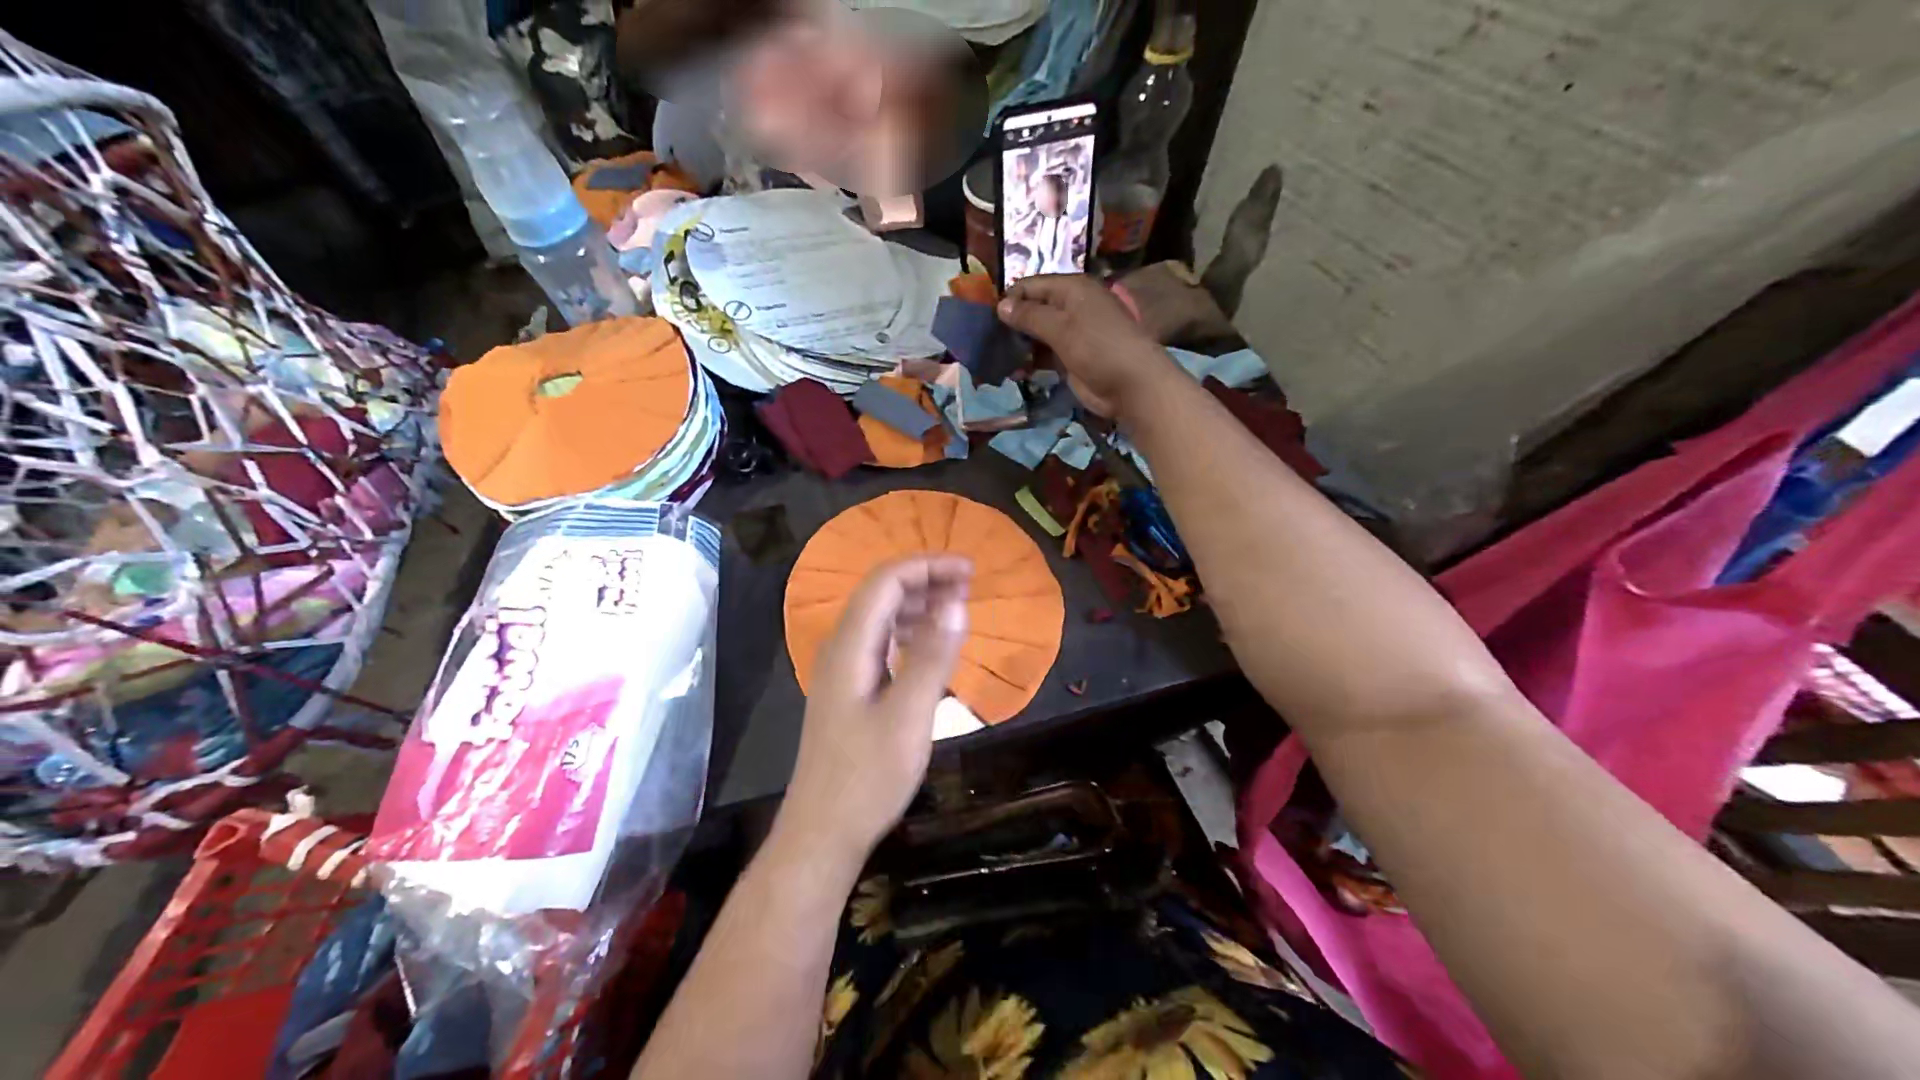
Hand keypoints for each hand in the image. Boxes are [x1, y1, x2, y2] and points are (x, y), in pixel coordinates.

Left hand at [778, 555, 971, 860]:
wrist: (823, 832)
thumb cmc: (868, 777)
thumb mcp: (909, 716)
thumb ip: (933, 657)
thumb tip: (956, 602)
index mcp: (849, 646)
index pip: (885, 581)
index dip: (927, 567)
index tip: (971, 572)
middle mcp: (840, 649)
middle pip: (880, 594)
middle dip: (926, 581)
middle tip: (971, 588)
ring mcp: (842, 671)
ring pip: (880, 619)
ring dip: (918, 606)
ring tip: (958, 610)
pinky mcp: (849, 691)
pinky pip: (880, 645)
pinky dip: (909, 634)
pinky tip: (932, 648)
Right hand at [996, 273, 1181, 417]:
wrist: (1131, 385)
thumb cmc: (1098, 347)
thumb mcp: (1061, 328)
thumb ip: (1029, 316)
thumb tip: (1000, 305)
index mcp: (1071, 289)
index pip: (1031, 286)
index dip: (1009, 299)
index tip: (986, 319)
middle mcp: (1070, 306)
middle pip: (1032, 309)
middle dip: (1011, 324)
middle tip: (986, 342)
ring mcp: (1070, 333)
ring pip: (1036, 334)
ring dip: (1018, 346)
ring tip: (996, 359)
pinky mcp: (1070, 358)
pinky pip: (1043, 355)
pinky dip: (1029, 362)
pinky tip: (1013, 372)